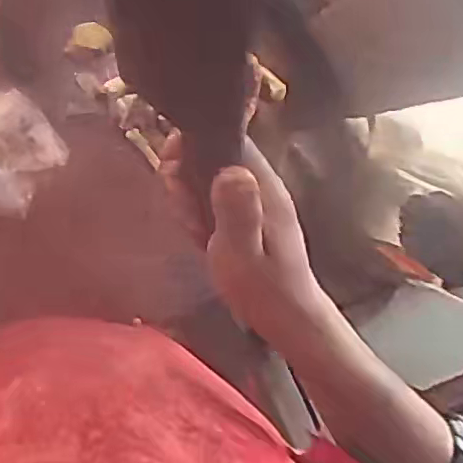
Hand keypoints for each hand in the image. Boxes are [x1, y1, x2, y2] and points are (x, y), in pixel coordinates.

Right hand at [165, 133, 324, 336]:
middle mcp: (258, 184)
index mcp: (262, 186)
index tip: (172, 168)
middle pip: (211, 154)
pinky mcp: (243, 213)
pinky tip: (197, 233)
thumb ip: (237, 212)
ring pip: (206, 175)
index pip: (227, 139)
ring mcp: (252, 198)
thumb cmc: (265, 290)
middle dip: (184, 173)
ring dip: (186, 193)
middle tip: (180, 205)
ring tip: (190, 225)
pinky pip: (209, 195)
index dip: (194, 144)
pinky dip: (195, 208)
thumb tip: (230, 169)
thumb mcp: (244, 253)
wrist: (290, 323)